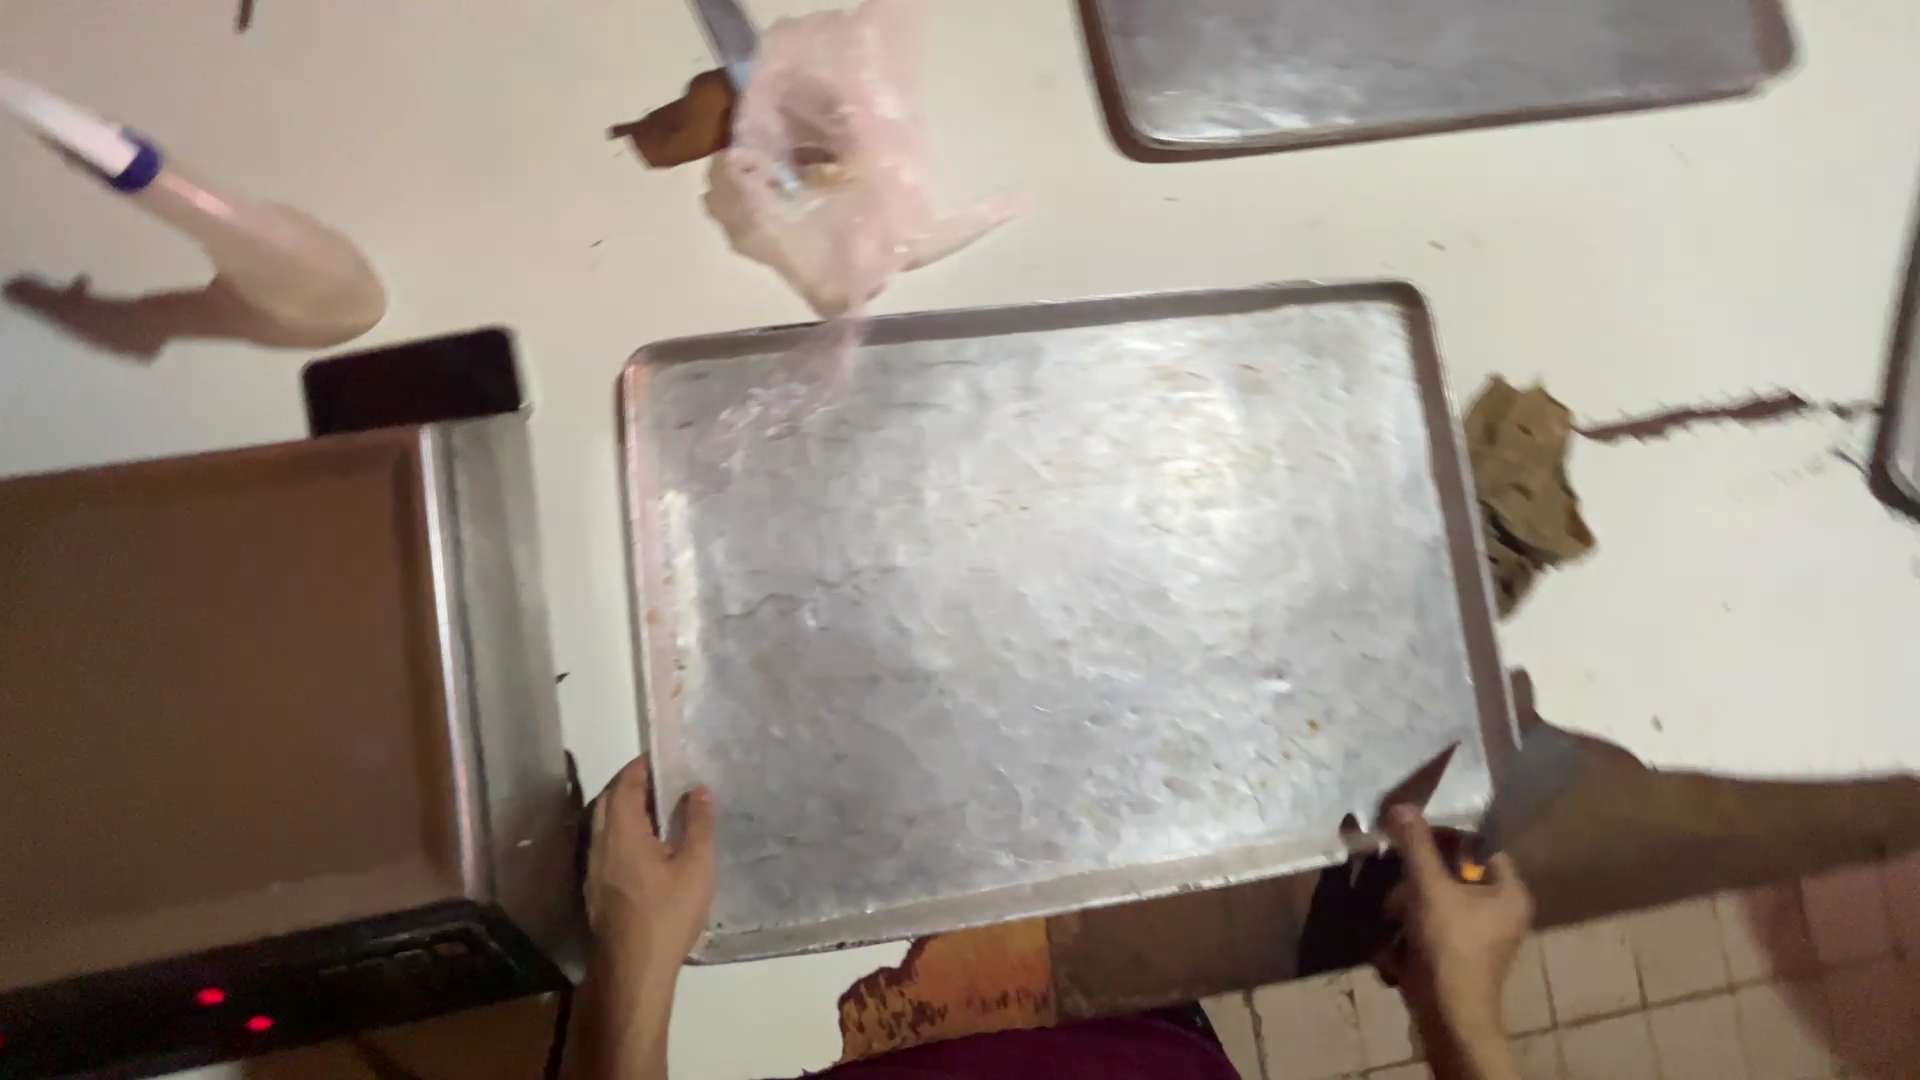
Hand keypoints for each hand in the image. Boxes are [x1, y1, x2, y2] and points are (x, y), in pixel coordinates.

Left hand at [585, 755, 718, 984]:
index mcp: (621, 834)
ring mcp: (594, 870)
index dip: (641, 766)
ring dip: (626, 807)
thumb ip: (699, 823)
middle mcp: (599, 846)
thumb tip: (698, 789)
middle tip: (665, 777)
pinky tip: (649, 843)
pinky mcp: (596, 890)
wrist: (633, 974)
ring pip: (604, 824)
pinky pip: (606, 843)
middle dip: (632, 783)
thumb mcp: (696, 865)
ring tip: (661, 805)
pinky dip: (624, 829)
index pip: (624, 785)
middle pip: (608, 801)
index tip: (664, 755)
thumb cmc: (667, 915)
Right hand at [1378, 807, 1533, 1049]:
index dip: (1446, 831)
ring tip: (1393, 898)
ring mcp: (1481, 928)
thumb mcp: (1429, 887)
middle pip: (1456, 865)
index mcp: (1509, 891)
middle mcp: (1501, 907)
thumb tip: (1403, 805)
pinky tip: (1395, 916)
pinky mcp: (1459, 944)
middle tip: (1396, 858)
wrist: (1447, 1010)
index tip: (1411, 826)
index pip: (1479, 843)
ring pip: (1441, 888)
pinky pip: (1435, 911)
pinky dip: (1414, 908)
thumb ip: (1416, 845)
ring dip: (1411, 888)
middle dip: (1421, 863)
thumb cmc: (1449, 944)